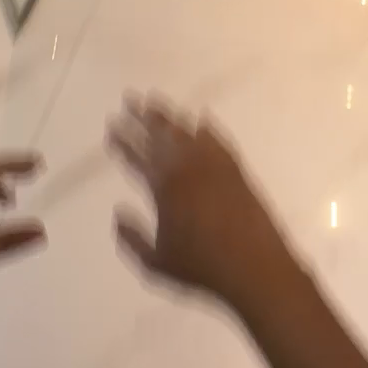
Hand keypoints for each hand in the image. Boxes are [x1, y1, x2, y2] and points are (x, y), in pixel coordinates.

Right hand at [107, 93, 304, 311]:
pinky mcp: (237, 171)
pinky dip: (208, 128)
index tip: (112, 126)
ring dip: (170, 117)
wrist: (255, 266)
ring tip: (156, 102)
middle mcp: (189, 169)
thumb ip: (132, 238)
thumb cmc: (201, 268)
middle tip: (130, 99)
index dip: (123, 142)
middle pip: (162, 136)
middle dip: (143, 117)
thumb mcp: (155, 262)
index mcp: (165, 188)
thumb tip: (117, 214)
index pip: (138, 158)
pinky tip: (202, 120)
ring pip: (188, 133)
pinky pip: (219, 141)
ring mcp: (216, 166)